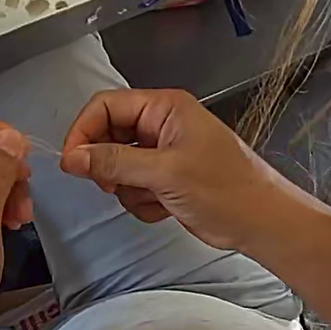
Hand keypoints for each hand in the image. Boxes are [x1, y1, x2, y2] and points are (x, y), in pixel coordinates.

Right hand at [60, 89, 315, 251]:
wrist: (259, 222)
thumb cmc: (226, 189)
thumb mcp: (165, 172)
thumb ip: (115, 163)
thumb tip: (73, 157)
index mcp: (164, 108)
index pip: (106, 106)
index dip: (84, 131)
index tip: (71, 162)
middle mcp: (161, 126)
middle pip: (108, 137)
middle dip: (109, 166)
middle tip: (113, 185)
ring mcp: (163, 155)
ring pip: (118, 168)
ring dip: (129, 189)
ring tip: (155, 197)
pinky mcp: (165, 181)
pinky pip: (133, 188)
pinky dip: (142, 202)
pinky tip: (164, 208)